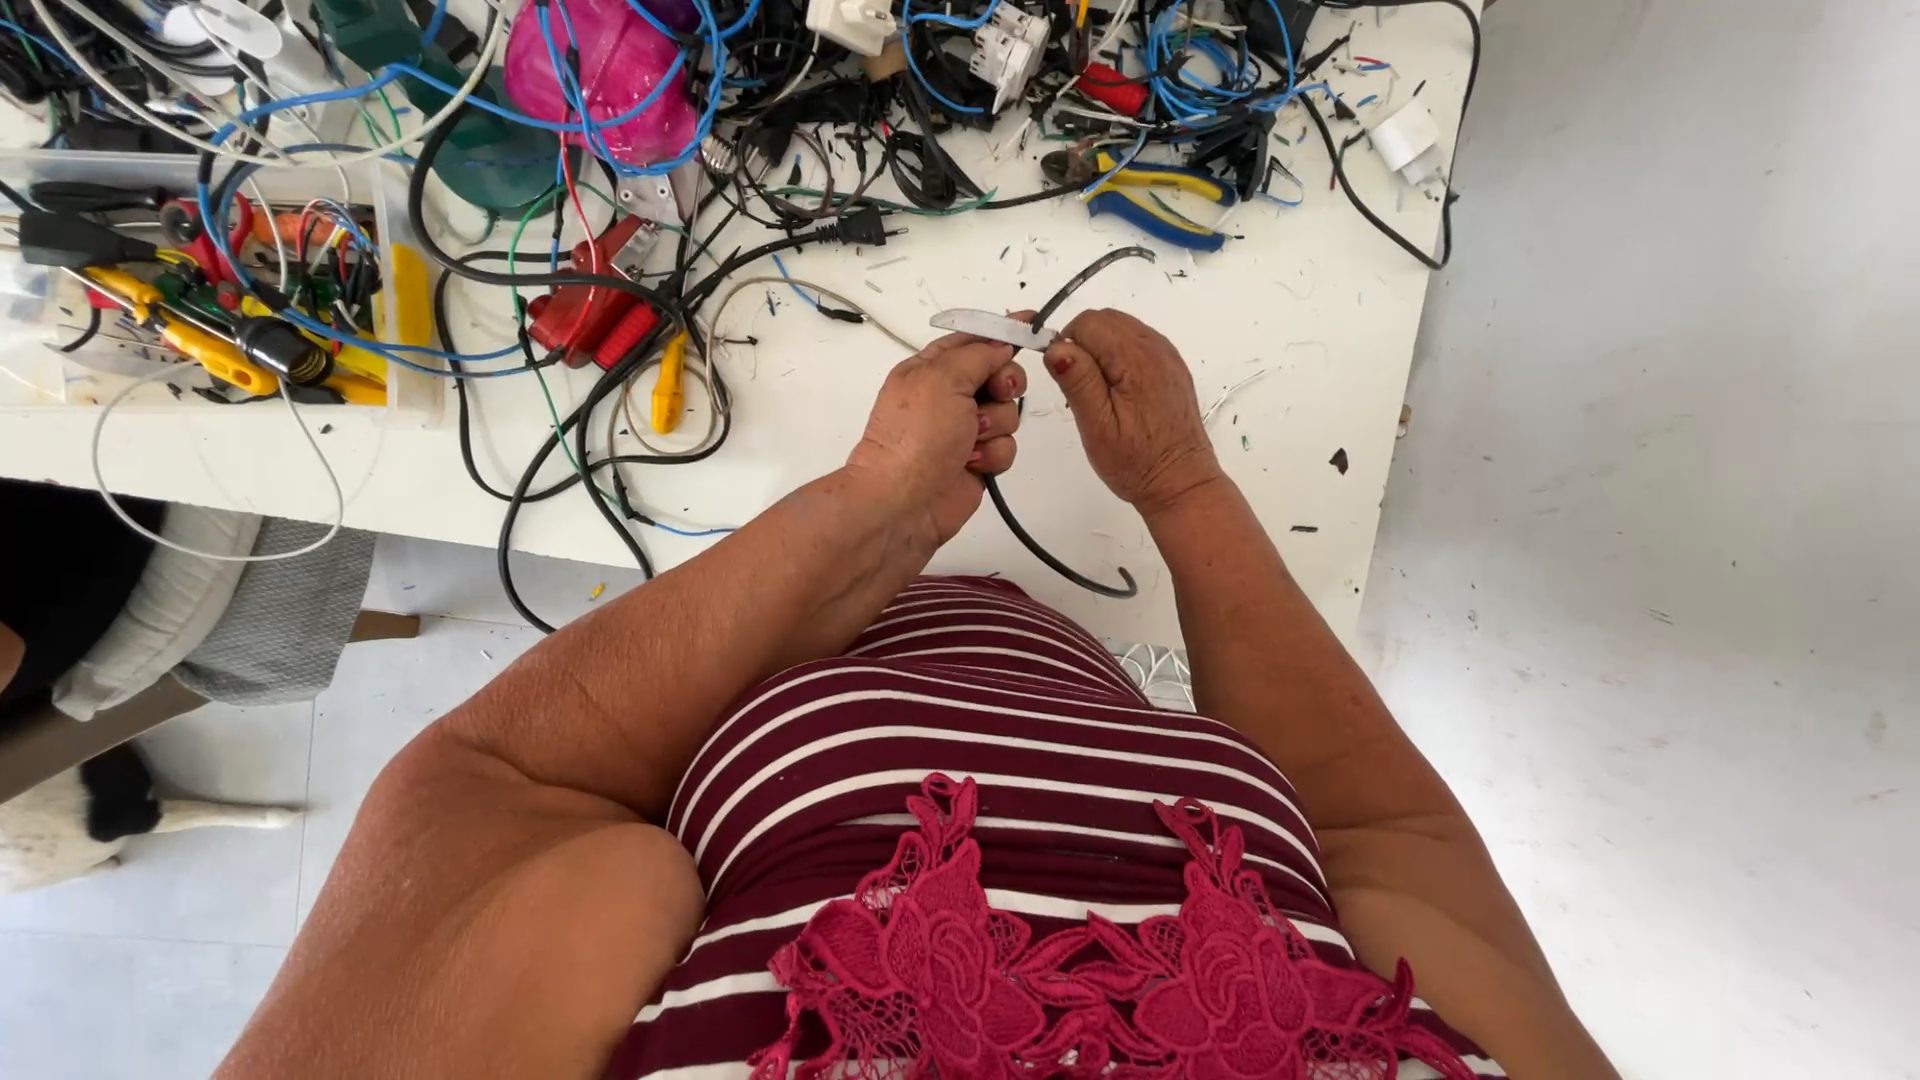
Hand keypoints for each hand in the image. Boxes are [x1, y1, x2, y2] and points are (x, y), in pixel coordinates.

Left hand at [845, 330, 1025, 544]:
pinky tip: (972, 464)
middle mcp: (948, 397)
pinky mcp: (979, 462)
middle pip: (1000, 375)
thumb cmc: (914, 437)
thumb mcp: (942, 377)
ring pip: (1008, 413)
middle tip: (995, 393)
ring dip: (995, 425)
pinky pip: (1007, 447)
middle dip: (1005, 384)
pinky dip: (993, 455)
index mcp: (931, 369)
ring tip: (969, 442)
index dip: (1002, 333)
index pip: (973, 340)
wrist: (903, 503)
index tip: (1031, 325)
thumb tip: (1001, 345)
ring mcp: (964, 431)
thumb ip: (978, 354)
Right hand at [1042, 308, 1223, 516]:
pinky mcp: (1171, 367)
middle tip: (1080, 388)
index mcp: (1135, 359)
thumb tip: (1056, 347)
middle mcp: (1156, 348)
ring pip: (1121, 328)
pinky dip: (1119, 355)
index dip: (1066, 344)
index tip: (1065, 379)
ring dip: (1100, 348)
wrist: (1180, 482)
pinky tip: (1117, 390)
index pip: (1087, 323)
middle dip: (1082, 343)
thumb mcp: (1097, 427)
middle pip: (1104, 319)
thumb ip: (1078, 381)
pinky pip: (1137, 342)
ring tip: (1097, 391)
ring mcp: (1167, 356)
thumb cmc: (1135, 462)